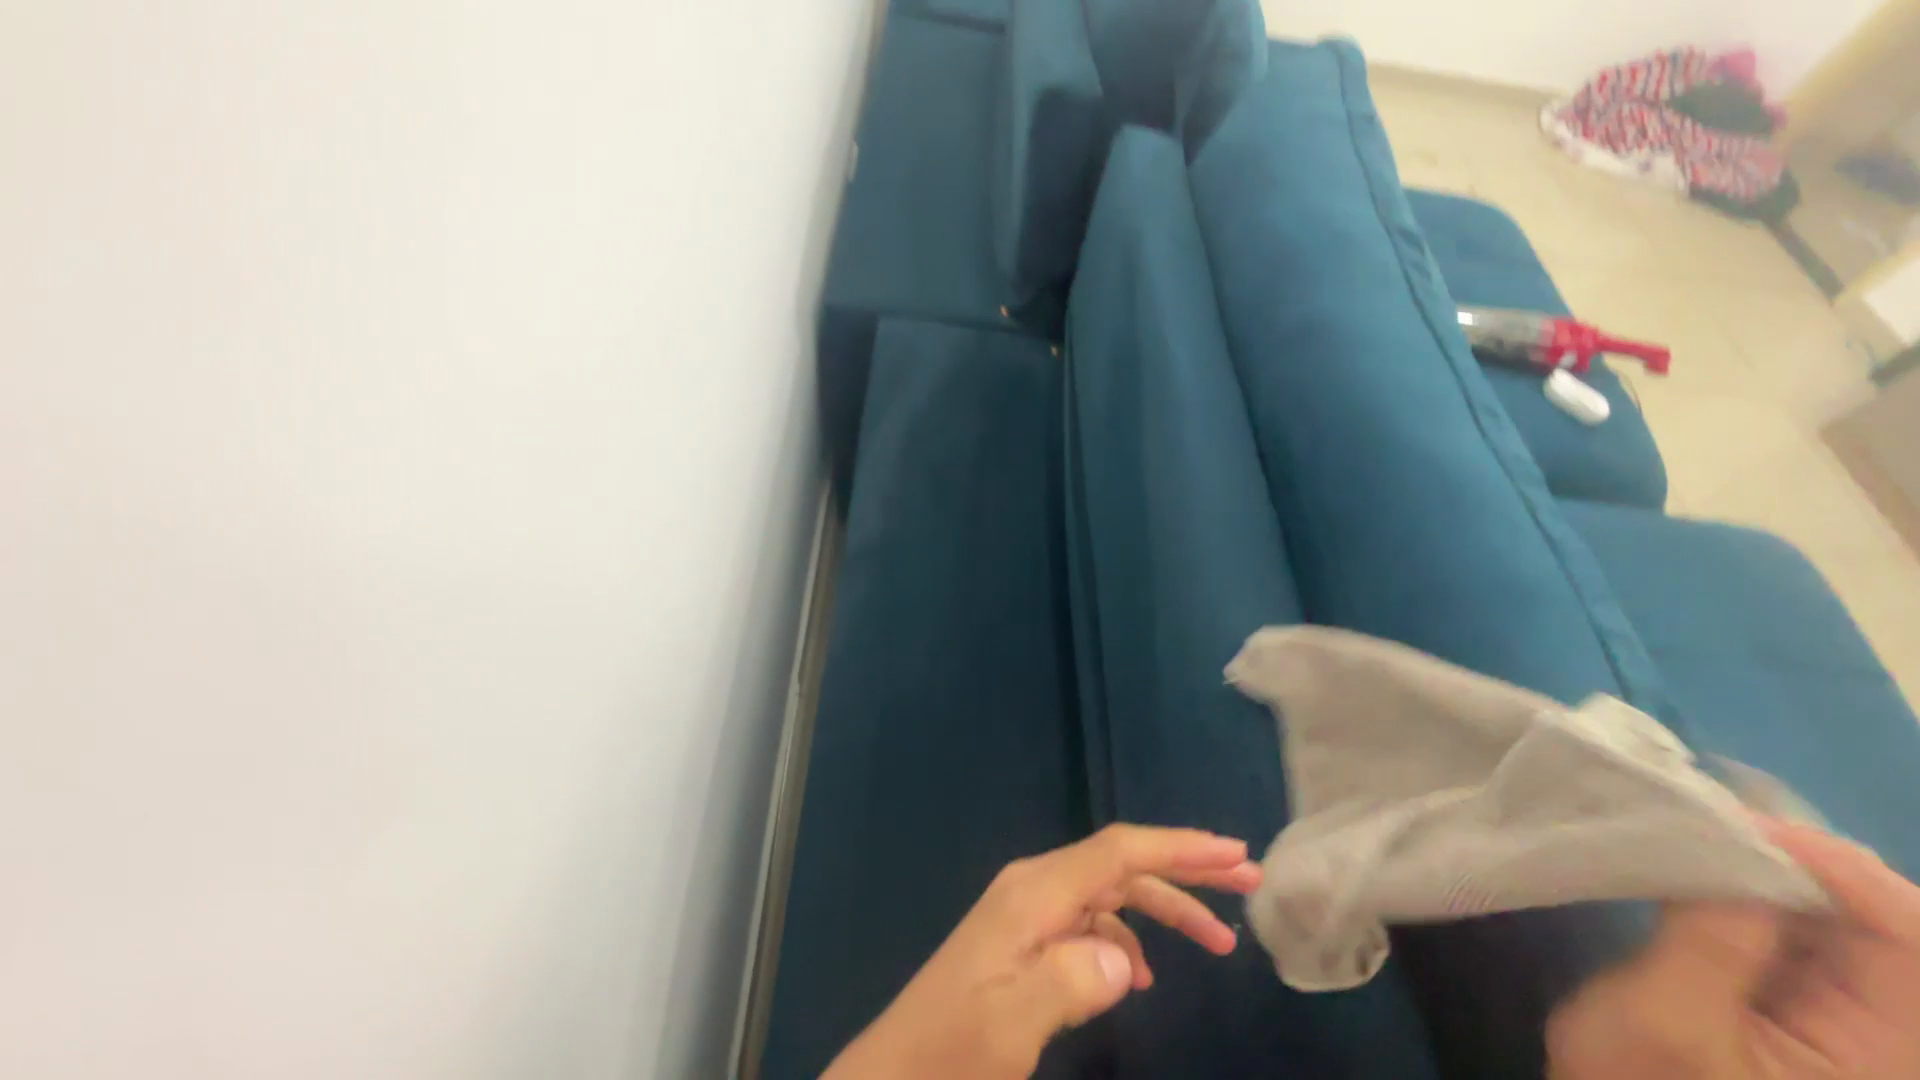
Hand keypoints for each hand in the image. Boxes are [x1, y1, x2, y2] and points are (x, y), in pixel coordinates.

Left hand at [822, 824, 1262, 1079]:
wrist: (896, 1070)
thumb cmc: (952, 1048)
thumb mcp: (1010, 1022)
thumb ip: (1070, 981)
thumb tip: (1126, 958)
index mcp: (1033, 893)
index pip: (1118, 852)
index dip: (1180, 847)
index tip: (1235, 853)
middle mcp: (1033, 888)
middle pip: (1121, 863)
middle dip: (1185, 869)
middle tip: (1247, 881)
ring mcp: (1028, 913)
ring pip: (1111, 894)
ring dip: (1165, 910)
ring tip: (1220, 943)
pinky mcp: (1026, 941)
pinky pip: (1090, 925)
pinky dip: (1127, 941)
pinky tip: (1142, 978)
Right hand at [1548, 820, 1919, 1076]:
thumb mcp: (1665, 1019)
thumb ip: (1711, 939)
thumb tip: (1735, 849)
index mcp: (1883, 1052)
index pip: (1907, 938)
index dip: (1839, 869)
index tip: (1745, 823)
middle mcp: (1879, 1030)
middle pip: (1877, 919)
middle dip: (1800, 859)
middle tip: (1714, 819)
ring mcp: (1832, 1013)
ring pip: (1829, 915)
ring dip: (1767, 868)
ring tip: (1700, 832)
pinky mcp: (1783, 997)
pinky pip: (1788, 929)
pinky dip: (1745, 887)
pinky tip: (1697, 866)